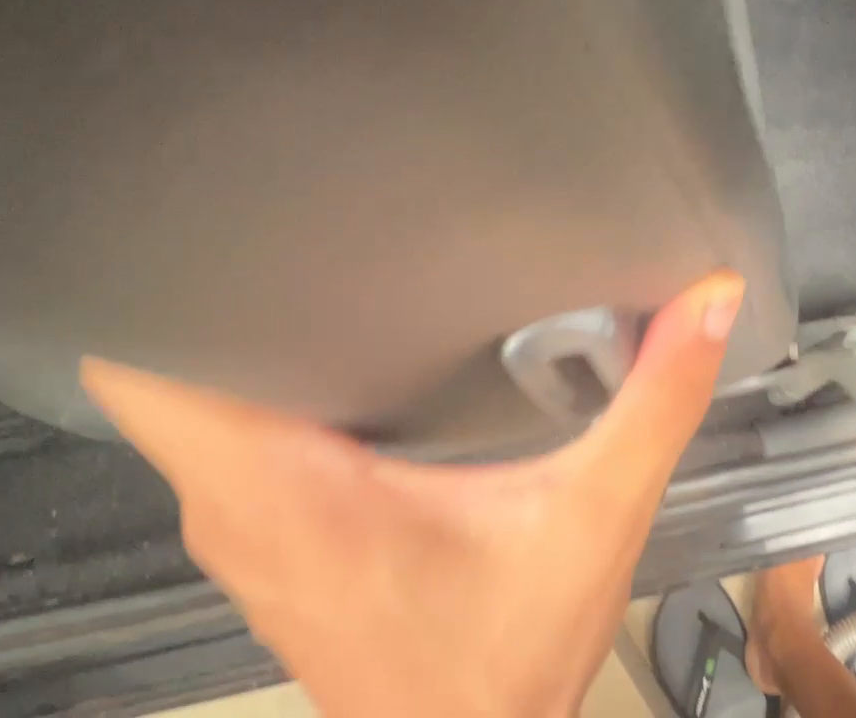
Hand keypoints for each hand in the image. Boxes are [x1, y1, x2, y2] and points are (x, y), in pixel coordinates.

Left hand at [81, 271, 744, 717]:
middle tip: (325, 206)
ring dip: (263, 329)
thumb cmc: (513, 649)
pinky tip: (366, 345)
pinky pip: (243, 432)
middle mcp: (233, 500)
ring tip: (351, 257)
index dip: (174, 278)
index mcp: (282, 486)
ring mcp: (244, 525)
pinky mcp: (276, 536)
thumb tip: (710, 295)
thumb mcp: (598, 515)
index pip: (145, 364)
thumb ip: (655, 400)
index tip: (252, 209)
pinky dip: (283, 381)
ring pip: (208, 397)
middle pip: (176, 362)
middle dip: (237, 280)